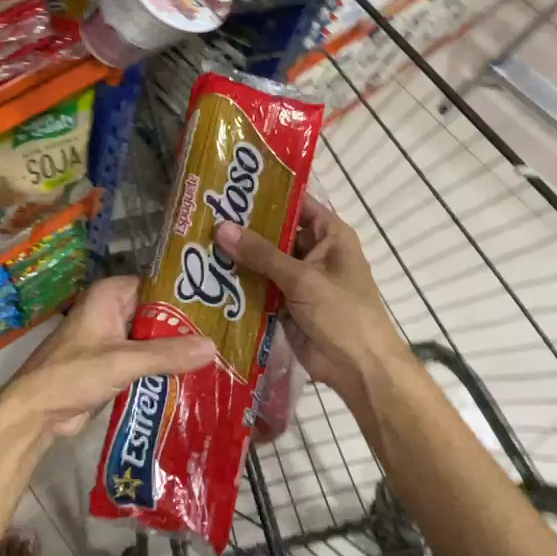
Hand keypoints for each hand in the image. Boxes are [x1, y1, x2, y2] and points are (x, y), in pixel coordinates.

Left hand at [0, 276, 214, 443]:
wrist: (37, 412)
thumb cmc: (72, 374)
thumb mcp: (122, 361)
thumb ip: (166, 354)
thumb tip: (214, 346)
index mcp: (109, 296)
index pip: (157, 285)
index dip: (186, 294)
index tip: (222, 303)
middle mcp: (113, 311)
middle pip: (158, 313)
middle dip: (187, 326)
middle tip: (230, 334)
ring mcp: (113, 339)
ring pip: (154, 339)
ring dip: (178, 350)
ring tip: (222, 356)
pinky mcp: (115, 365)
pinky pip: (147, 361)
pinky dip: (165, 368)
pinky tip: (196, 377)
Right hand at [215, 198, 406, 398]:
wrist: (359, 370)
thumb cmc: (343, 314)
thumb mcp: (302, 279)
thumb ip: (261, 254)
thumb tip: (221, 228)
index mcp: (329, 236)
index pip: (296, 203)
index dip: (267, 193)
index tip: (231, 185)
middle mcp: (314, 252)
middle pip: (275, 232)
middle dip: (244, 227)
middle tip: (205, 214)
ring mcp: (298, 279)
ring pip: (263, 260)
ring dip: (238, 256)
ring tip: (198, 240)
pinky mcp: (285, 303)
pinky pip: (259, 286)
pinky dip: (239, 282)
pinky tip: (207, 274)